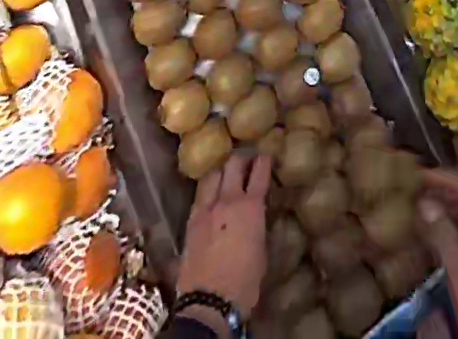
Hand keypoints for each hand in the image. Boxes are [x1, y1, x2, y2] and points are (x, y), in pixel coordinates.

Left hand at [176, 154, 271, 327]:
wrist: (209, 302)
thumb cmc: (244, 283)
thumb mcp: (261, 250)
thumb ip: (258, 224)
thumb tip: (256, 214)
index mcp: (251, 207)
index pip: (260, 172)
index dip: (264, 160)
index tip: (266, 155)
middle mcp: (228, 199)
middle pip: (233, 163)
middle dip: (241, 158)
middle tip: (246, 160)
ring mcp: (206, 207)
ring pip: (213, 173)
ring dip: (222, 169)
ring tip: (226, 172)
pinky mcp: (191, 219)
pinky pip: (200, 194)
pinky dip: (208, 188)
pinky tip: (210, 195)